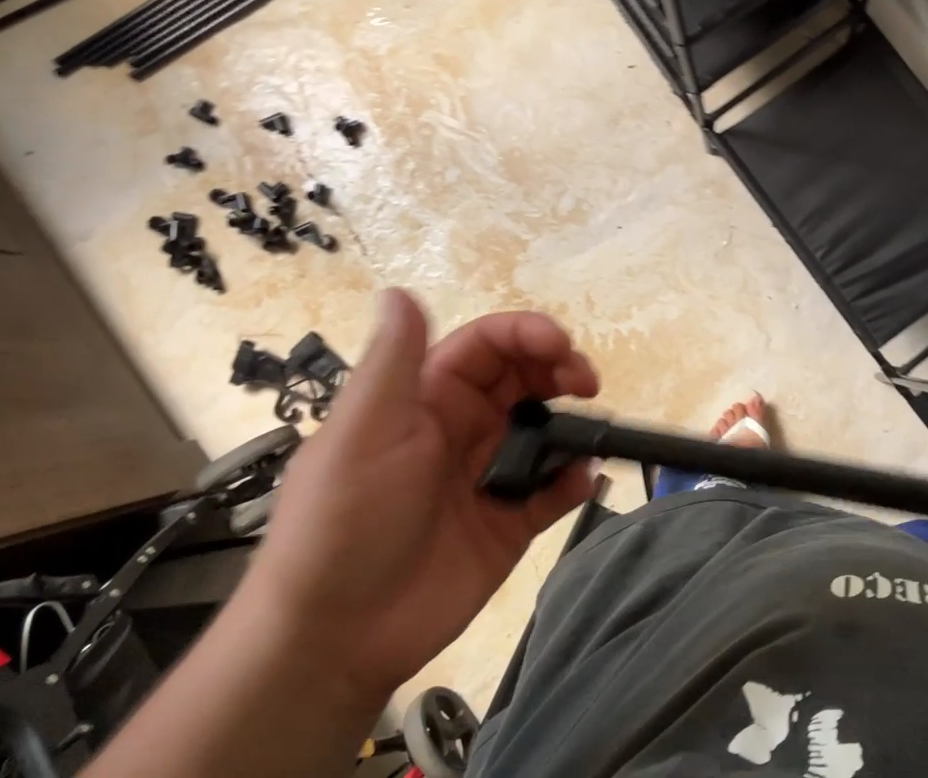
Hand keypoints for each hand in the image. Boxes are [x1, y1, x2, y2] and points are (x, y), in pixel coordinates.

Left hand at [244, 290, 598, 700]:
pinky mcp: (510, 524)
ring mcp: (489, 477)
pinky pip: (555, 491)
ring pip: (547, 431)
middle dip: (561, 370)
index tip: (561, 347)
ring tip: (592, 433)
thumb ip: (393, 362)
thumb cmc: (344, 522)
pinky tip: (583, 481)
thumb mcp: (363, 433)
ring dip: (575, 423)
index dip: (526, 335)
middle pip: (525, 380)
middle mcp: (462, 430)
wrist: (335, 636)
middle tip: (587, 385)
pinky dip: (576, 480)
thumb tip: (399, 290)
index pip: (486, 346)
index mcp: (425, 399)